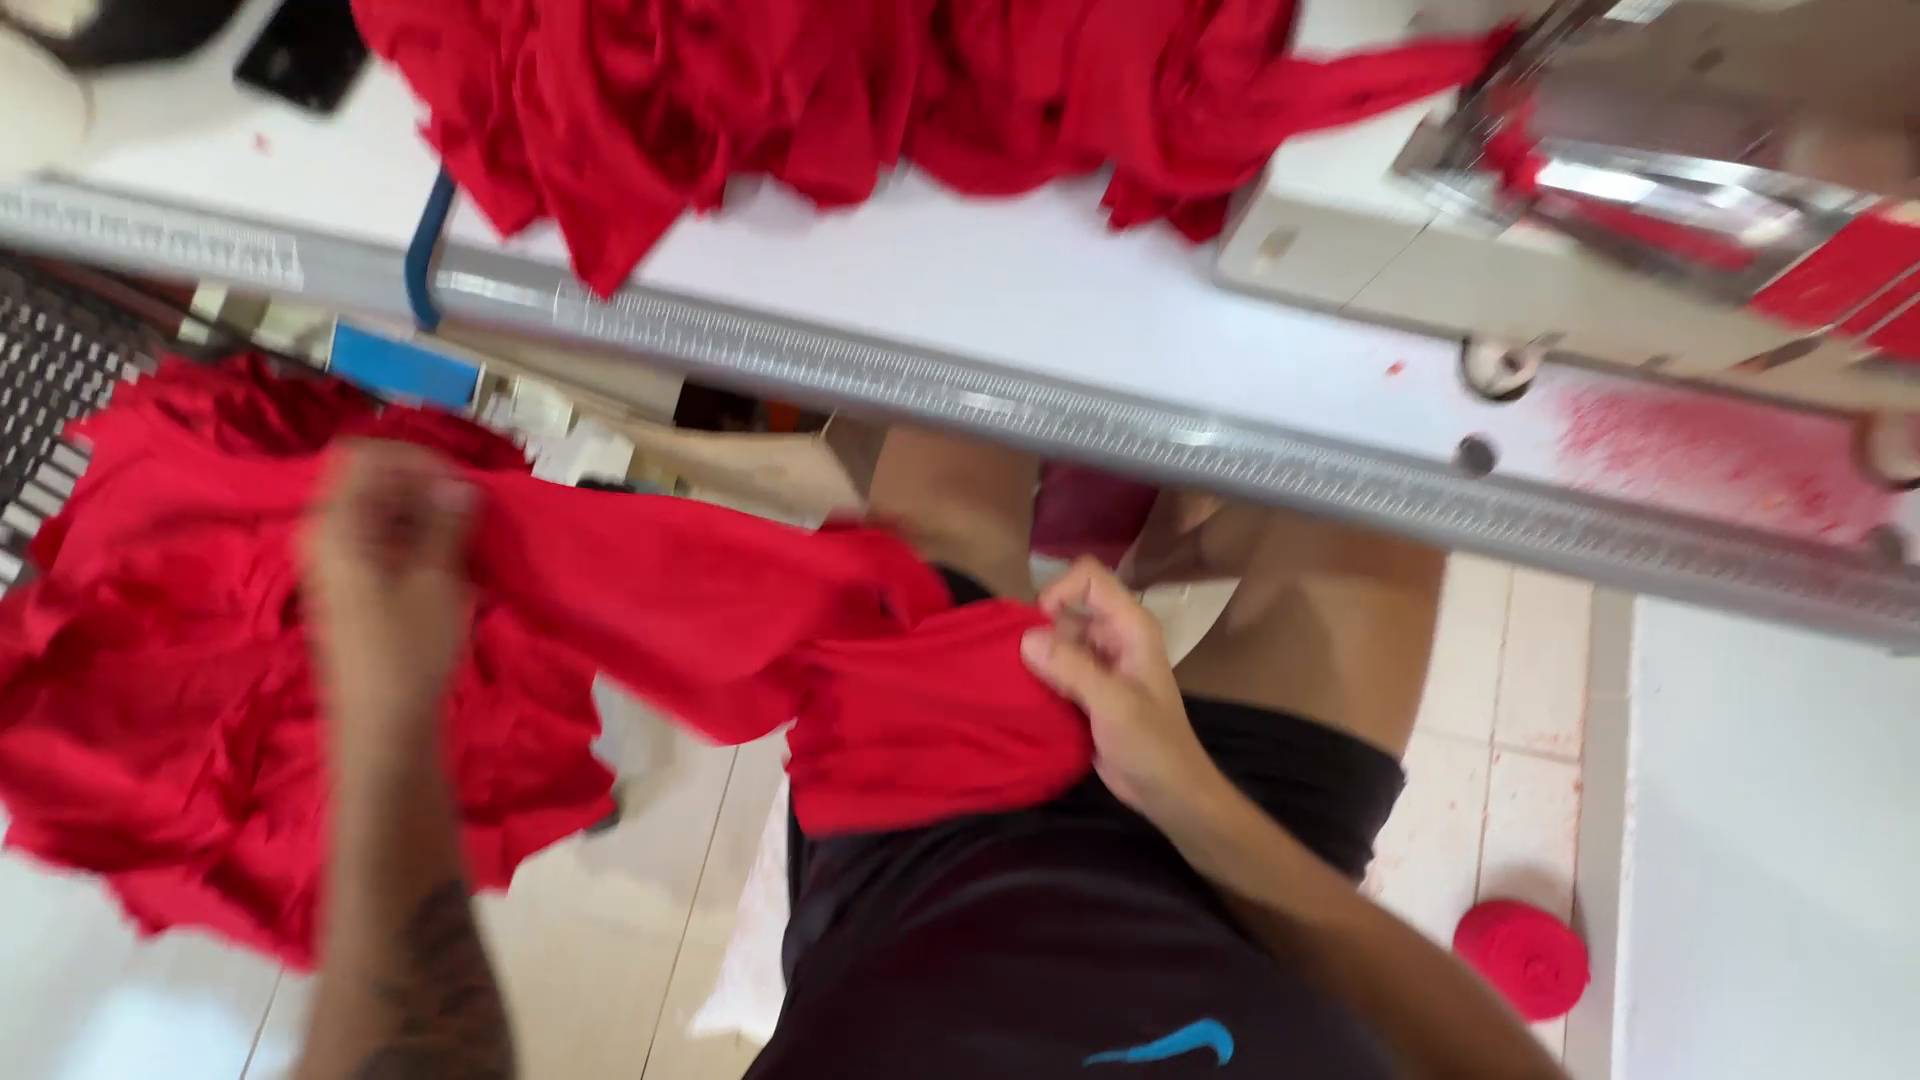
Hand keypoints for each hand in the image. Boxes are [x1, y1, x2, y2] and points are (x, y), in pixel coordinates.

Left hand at [301, 441, 475, 763]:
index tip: (463, 487)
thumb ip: (446, 524)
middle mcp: (330, 534)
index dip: (418, 460)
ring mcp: (341, 559)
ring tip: (471, 540)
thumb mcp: (437, 580)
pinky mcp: (358, 582)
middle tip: (476, 515)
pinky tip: (454, 563)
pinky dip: (423, 538)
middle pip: (376, 481)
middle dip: (429, 487)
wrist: (383, 721)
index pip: (367, 456)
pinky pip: (388, 538)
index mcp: (338, 526)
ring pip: (386, 510)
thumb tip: (458, 484)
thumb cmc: (409, 650)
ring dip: (431, 514)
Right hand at [1021, 558, 1227, 819]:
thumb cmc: (1152, 744)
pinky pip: (1053, 668)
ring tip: (1014, 679)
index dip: (1060, 590)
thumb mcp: (1114, 704)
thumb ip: (1072, 669)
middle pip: (1066, 609)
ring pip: (1055, 640)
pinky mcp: (1085, 689)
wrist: (1167, 792)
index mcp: (1130, 627)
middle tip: (1017, 662)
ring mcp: (1098, 663)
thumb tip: (1026, 638)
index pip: (1090, 579)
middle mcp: (1113, 637)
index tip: (1038, 624)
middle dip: (1039, 629)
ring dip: (1034, 656)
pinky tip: (1021, 693)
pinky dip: (1037, 676)